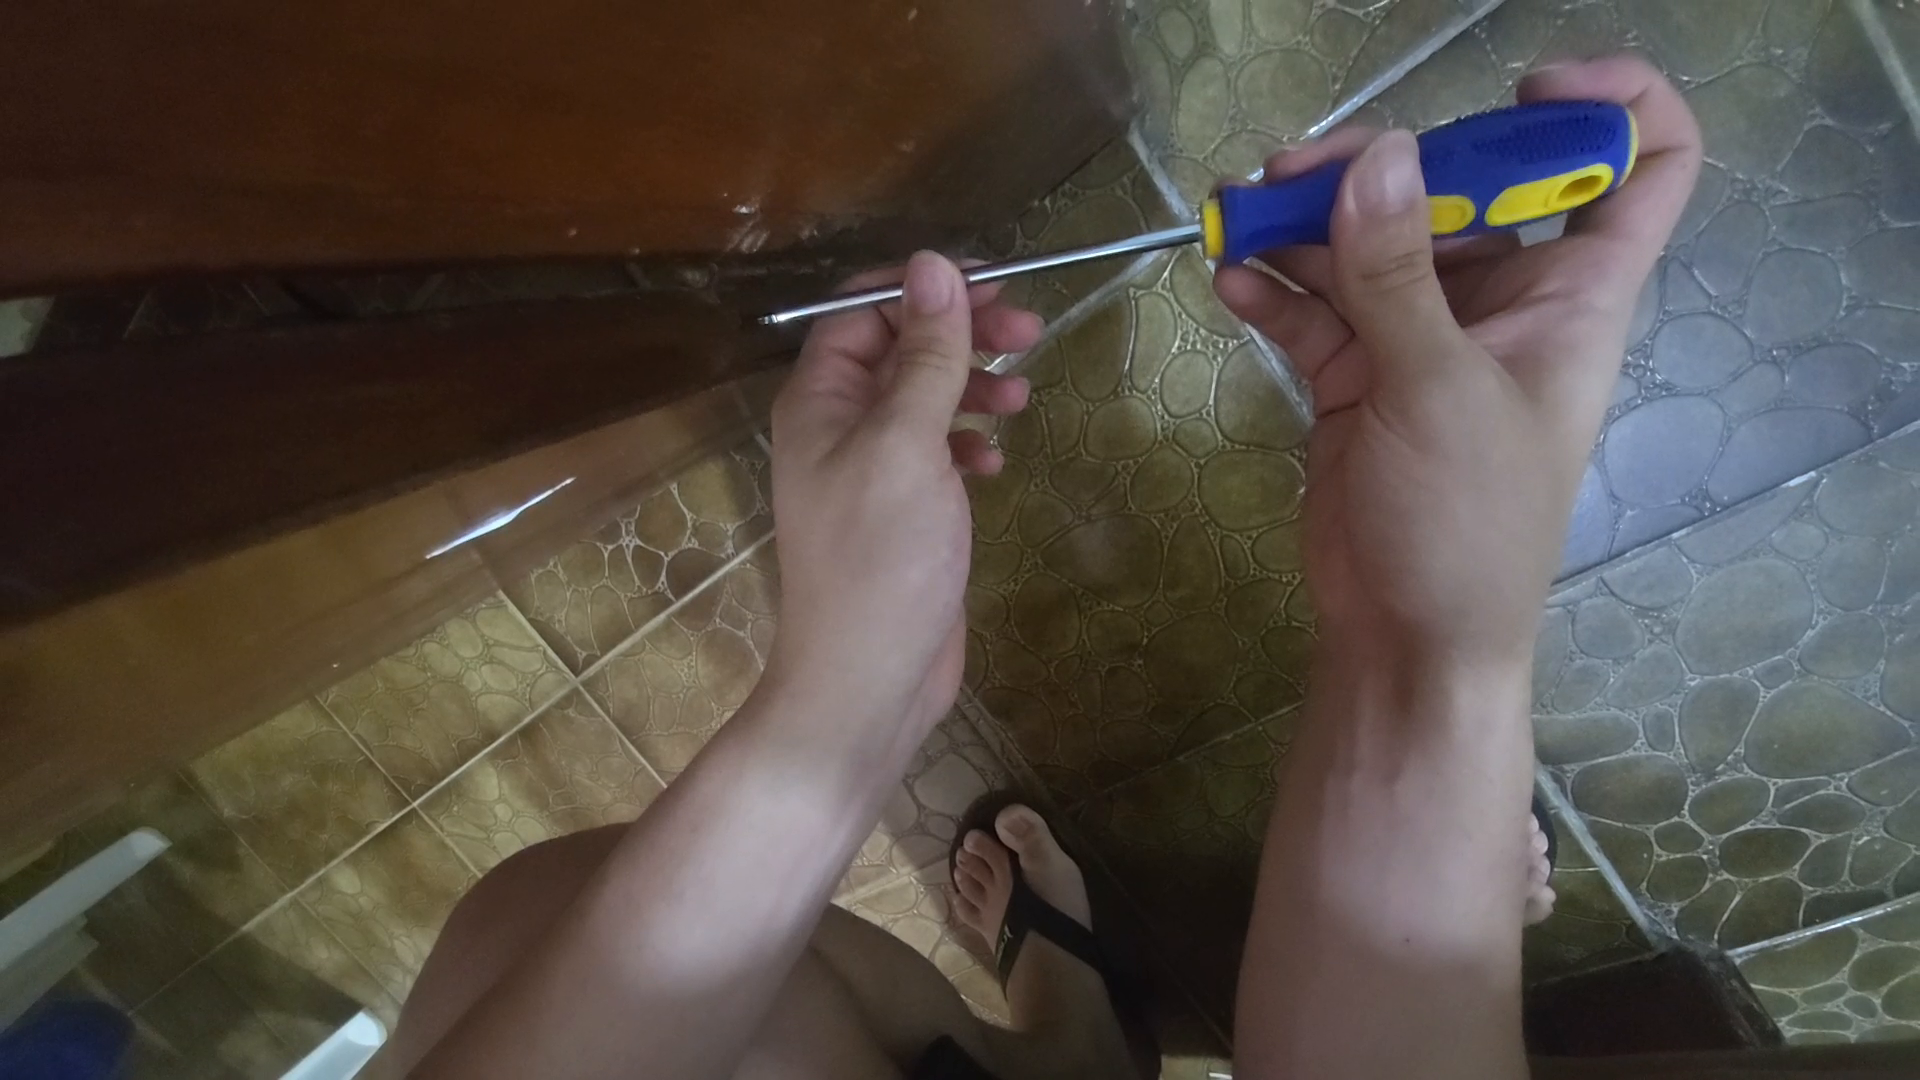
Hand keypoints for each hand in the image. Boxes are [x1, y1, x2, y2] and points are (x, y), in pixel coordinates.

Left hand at [768, 253, 1038, 743]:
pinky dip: (967, 444)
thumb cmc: (881, 557)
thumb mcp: (905, 444)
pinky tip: (994, 463)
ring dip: (972, 387)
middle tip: (1029, 332)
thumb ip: (923, 357)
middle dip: (961, 335)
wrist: (871, 676)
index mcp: (820, 398)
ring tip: (1021, 398)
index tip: (993, 287)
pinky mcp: (904, 508)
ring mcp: (872, 469)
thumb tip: (933, 265)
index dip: (924, 290)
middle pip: (900, 350)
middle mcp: (839, 425)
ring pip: (925, 400)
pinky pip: (936, 452)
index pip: (863, 310)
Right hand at [1214, 57, 1701, 668]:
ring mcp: (1413, 345)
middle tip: (1293, 173)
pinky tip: (1232, 284)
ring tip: (1237, 215)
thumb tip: (1377, 159)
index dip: (1602, 109)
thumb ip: (1399, 278)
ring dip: (1303, 233)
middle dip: (1380, 175)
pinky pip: (1313, 318)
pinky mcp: (1351, 381)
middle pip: (1454, 200)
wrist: (1401, 624)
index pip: (1637, 171)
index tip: (1518, 90)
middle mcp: (1493, 310)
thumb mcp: (1436, 390)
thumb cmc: (1460, 518)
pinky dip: (1274, 297)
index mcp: (1567, 298)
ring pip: (1364, 257)